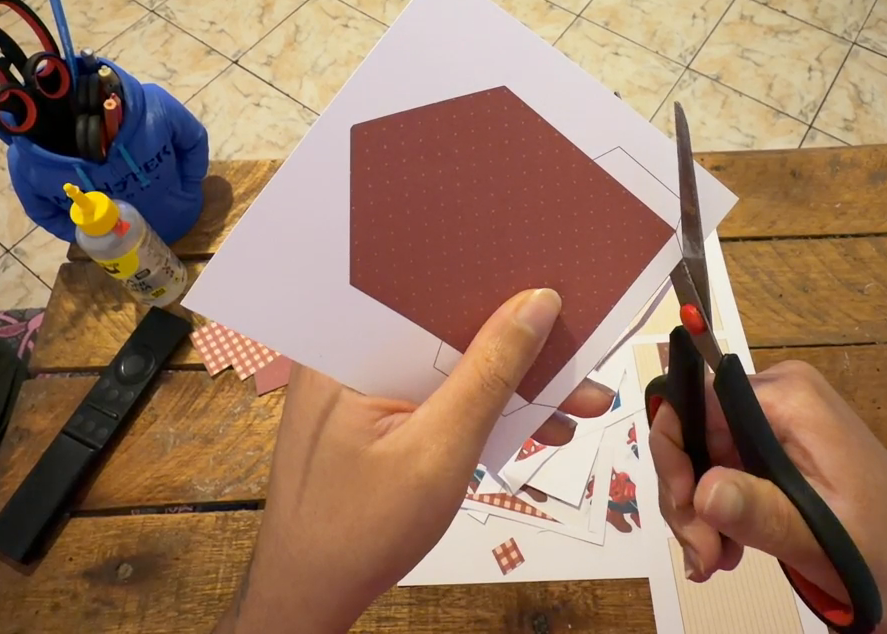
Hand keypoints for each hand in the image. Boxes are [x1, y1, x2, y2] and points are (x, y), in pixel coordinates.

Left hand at [215, 289, 611, 633]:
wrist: (306, 604)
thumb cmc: (360, 530)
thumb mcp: (439, 449)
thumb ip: (489, 373)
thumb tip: (539, 303)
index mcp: (347, 339)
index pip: (429, 290)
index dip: (493, 285)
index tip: (552, 288)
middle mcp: (353, 349)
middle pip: (447, 328)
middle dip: (518, 345)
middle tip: (579, 353)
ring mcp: (366, 385)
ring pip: (450, 364)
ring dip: (511, 384)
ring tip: (580, 398)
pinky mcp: (379, 414)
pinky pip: (439, 394)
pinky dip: (483, 409)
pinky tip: (539, 424)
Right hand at [649, 359, 886, 633]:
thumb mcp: (821, 539)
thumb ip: (759, 511)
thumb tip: (699, 491)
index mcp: (786, 397)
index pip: (694, 398)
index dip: (674, 453)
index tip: (686, 515)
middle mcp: (777, 393)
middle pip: (694, 428)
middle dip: (686, 493)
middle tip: (702, 557)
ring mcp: (779, 418)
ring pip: (703, 450)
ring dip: (698, 507)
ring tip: (714, 561)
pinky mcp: (781, 445)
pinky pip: (725, 464)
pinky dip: (716, 507)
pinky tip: (725, 548)